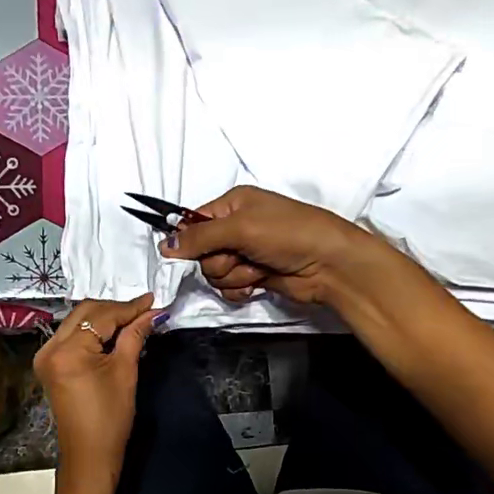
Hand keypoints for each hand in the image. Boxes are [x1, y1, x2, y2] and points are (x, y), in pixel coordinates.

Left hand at [35, 295, 158, 483]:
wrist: (89, 453)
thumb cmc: (110, 417)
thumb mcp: (125, 372)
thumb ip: (135, 336)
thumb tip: (152, 313)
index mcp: (68, 350)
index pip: (101, 316)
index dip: (129, 308)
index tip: (153, 300)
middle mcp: (50, 348)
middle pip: (85, 313)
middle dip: (115, 309)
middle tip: (144, 310)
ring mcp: (45, 356)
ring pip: (76, 322)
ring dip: (103, 318)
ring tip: (132, 319)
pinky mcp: (48, 365)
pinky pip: (71, 336)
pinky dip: (91, 331)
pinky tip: (112, 332)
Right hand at [156, 186, 386, 305]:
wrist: (329, 264)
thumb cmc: (289, 234)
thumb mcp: (240, 228)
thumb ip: (200, 237)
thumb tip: (165, 245)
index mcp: (233, 204)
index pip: (193, 222)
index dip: (190, 240)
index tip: (193, 251)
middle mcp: (236, 227)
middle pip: (201, 253)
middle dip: (218, 261)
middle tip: (240, 257)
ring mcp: (245, 253)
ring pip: (214, 273)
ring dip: (233, 275)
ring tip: (257, 268)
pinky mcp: (253, 276)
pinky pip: (227, 288)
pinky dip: (239, 289)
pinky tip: (257, 283)